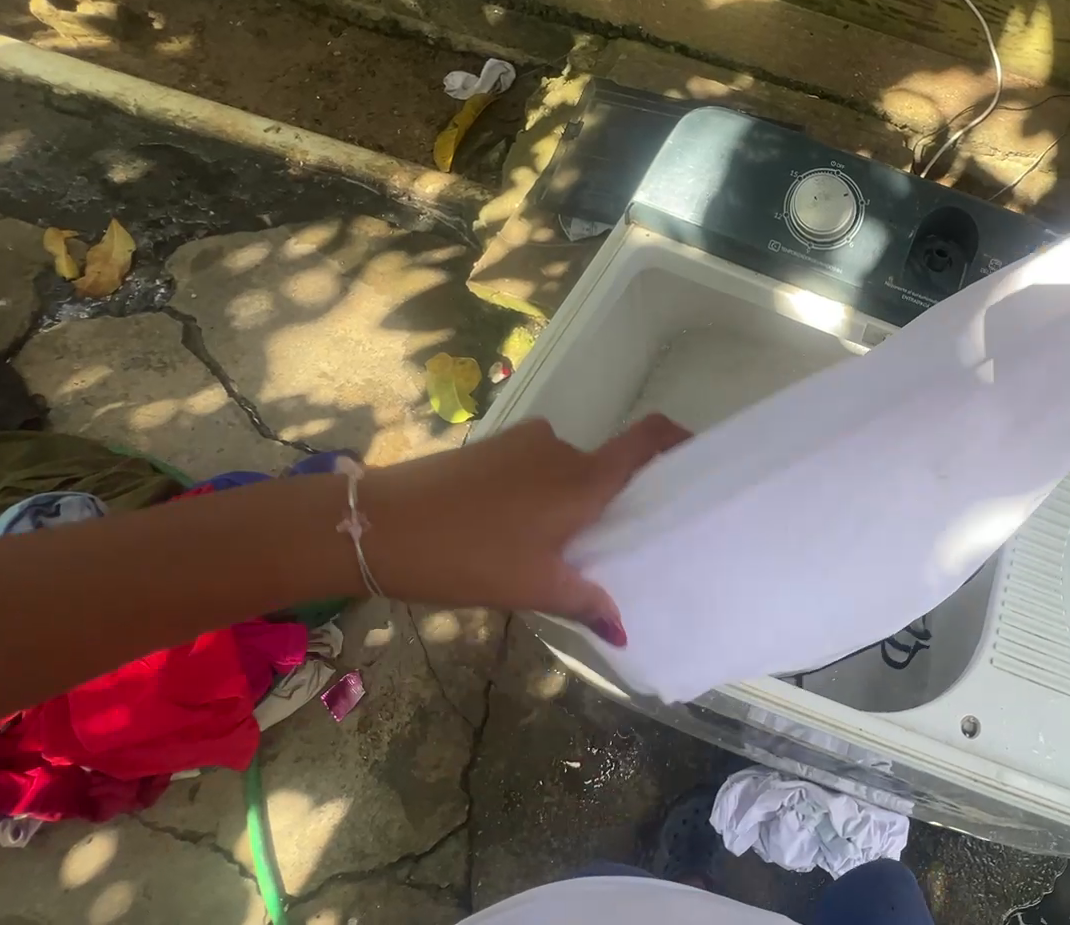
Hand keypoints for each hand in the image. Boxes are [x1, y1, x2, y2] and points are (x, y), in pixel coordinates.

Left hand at [357, 413, 690, 644]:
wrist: (376, 525)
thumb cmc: (468, 556)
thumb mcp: (533, 587)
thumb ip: (586, 602)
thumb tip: (625, 632)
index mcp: (586, 479)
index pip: (648, 438)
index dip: (678, 439)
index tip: (694, 458)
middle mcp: (564, 449)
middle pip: (608, 464)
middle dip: (610, 498)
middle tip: (603, 540)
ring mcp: (526, 442)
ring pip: (567, 469)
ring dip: (567, 498)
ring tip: (546, 543)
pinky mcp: (493, 445)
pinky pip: (536, 464)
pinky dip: (538, 490)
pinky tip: (509, 528)